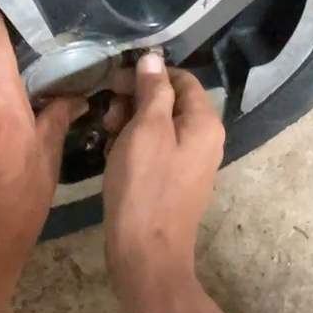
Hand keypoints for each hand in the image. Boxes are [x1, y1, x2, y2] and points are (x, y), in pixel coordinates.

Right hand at [102, 51, 225, 312]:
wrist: (146, 254)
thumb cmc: (144, 187)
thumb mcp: (145, 130)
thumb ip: (153, 91)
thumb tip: (154, 58)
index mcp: (205, 123)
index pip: (181, 79)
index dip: (148, 74)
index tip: (114, 82)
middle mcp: (205, 139)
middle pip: (170, 100)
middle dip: (136, 99)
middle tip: (108, 114)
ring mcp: (191, 162)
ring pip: (159, 124)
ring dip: (130, 122)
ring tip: (107, 135)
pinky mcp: (174, 180)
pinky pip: (156, 148)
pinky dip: (133, 144)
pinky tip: (113, 154)